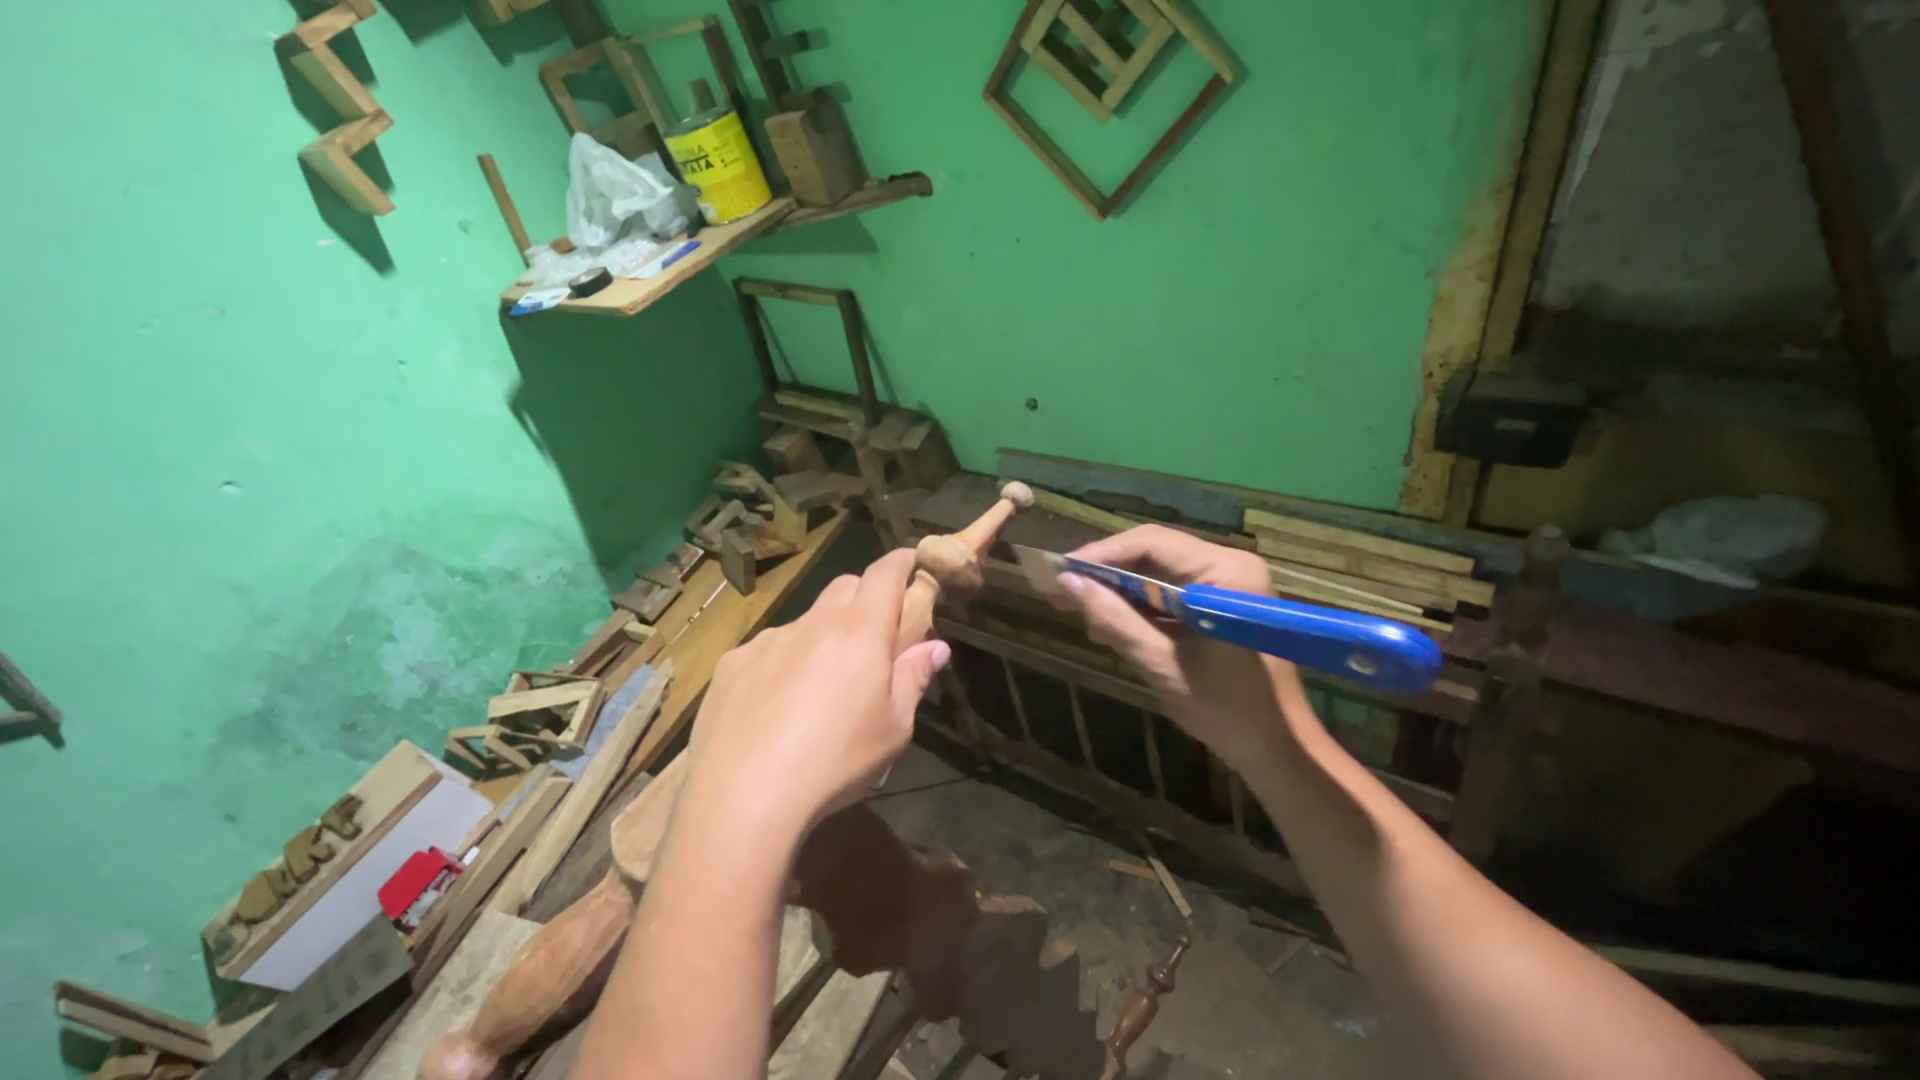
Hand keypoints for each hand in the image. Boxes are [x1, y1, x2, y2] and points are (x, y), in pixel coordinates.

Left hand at [682, 548, 951, 839]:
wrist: (743, 795)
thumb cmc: (835, 762)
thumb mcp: (893, 729)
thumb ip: (913, 680)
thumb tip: (934, 648)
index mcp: (860, 632)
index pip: (884, 574)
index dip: (901, 562)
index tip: (910, 563)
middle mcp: (812, 624)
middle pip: (844, 587)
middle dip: (864, 597)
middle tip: (873, 634)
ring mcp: (766, 642)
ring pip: (804, 622)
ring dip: (821, 636)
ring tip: (819, 687)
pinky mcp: (731, 665)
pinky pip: (767, 651)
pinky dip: (782, 664)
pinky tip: (774, 709)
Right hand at [1056, 526, 1303, 770]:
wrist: (1276, 746)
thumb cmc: (1225, 706)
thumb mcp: (1161, 663)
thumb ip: (1115, 619)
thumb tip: (1067, 584)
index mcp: (1226, 571)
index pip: (1152, 543)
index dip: (1101, 555)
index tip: (1060, 573)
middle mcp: (1230, 564)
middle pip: (1155, 553)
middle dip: (1108, 572)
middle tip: (1063, 592)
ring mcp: (1230, 583)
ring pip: (1160, 571)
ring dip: (1122, 590)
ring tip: (1082, 611)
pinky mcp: (1224, 602)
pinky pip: (1174, 590)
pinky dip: (1142, 604)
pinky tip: (1113, 623)